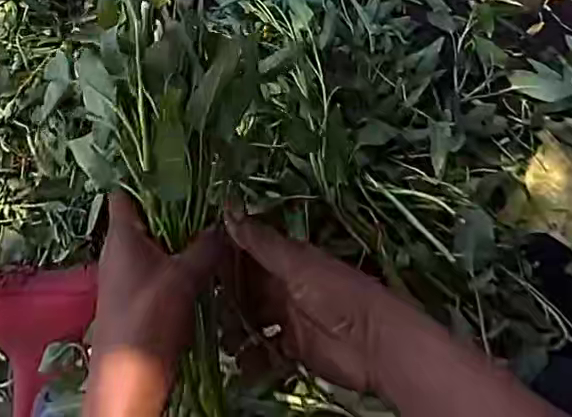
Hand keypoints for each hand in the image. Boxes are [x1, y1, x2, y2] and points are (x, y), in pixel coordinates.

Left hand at [84, 192, 225, 416]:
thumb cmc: (147, 322)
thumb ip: (207, 247)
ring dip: (175, 230)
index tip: (175, 160)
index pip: (125, 189)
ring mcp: (124, 272)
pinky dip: (173, 254)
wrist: (127, 386)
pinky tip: (198, 256)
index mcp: (121, 234)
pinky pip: (154, 261)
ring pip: (151, 238)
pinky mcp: (134, 293)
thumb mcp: (183, 279)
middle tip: (204, 186)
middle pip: (142, 212)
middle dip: (170, 200)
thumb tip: (228, 222)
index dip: (144, 171)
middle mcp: (118, 248)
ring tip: (207, 217)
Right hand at [228, 212, 565, 416]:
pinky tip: (239, 365)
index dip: (224, 254)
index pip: (247, 249)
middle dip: (225, 295)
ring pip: (251, 318)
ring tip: (217, 340)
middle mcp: (283, 283)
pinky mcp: (295, 348)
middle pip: (246, 286)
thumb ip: (261, 241)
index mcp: (284, 256)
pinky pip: (266, 350)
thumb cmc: (336, 291)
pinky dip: (252, 358)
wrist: (375, 342)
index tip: (196, 260)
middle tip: (197, 305)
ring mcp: (288, 316)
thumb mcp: (295, 262)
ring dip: (234, 328)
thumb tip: (228, 207)